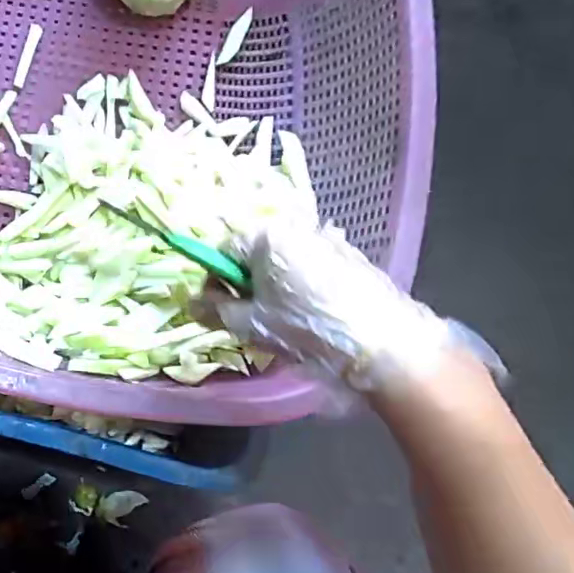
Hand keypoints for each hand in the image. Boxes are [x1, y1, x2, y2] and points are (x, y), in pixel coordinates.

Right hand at [206, 212, 459, 391]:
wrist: (381, 345)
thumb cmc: (304, 328)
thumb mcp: (248, 324)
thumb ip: (213, 310)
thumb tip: (192, 303)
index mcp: (267, 236)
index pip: (223, 250)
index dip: (216, 281)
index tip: (223, 308)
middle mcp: (298, 228)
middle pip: (255, 254)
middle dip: (248, 283)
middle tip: (254, 317)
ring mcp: (330, 241)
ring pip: (284, 262)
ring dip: (276, 286)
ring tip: (287, 320)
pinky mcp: (353, 258)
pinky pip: (312, 267)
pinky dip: (304, 286)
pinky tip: (316, 316)